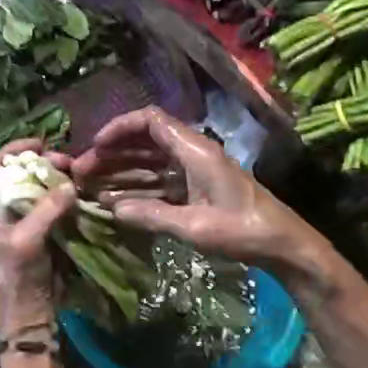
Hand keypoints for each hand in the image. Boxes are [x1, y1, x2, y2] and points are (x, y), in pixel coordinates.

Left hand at [0, 140, 76, 329]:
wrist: (32, 308)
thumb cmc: (18, 275)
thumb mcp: (27, 241)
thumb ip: (45, 211)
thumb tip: (68, 185)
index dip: (13, 151)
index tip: (38, 143)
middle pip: (14, 173)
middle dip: (38, 163)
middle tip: (63, 159)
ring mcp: (13, 216)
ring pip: (30, 184)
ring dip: (51, 175)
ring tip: (71, 169)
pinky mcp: (32, 224)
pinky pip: (44, 199)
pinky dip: (57, 190)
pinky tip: (72, 183)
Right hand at [72, 108, 327, 268]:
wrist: (284, 246)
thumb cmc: (243, 231)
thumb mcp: (195, 227)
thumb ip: (152, 216)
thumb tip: (113, 209)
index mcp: (195, 151)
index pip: (151, 121)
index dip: (120, 127)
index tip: (95, 144)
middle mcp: (192, 154)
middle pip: (143, 142)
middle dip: (111, 154)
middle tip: (82, 172)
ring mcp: (194, 172)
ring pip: (148, 163)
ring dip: (120, 172)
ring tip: (90, 187)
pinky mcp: (195, 190)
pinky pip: (158, 182)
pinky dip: (136, 189)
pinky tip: (114, 202)